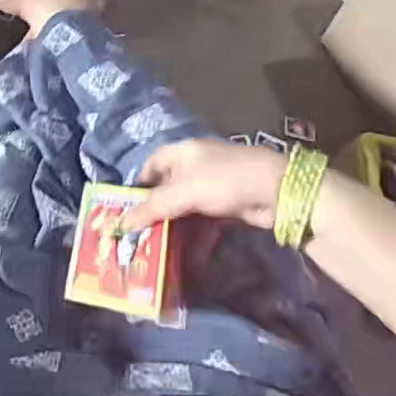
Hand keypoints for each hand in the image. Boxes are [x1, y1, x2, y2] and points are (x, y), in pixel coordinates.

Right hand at [123, 138, 286, 231]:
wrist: (275, 190)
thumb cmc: (224, 180)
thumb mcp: (183, 192)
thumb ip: (152, 207)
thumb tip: (121, 223)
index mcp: (182, 151)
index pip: (151, 164)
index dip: (138, 184)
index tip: (126, 208)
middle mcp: (195, 164)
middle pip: (166, 185)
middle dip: (153, 207)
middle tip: (137, 232)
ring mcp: (213, 183)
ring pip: (184, 203)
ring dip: (172, 221)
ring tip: (155, 243)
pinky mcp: (227, 202)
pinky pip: (201, 215)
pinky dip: (191, 228)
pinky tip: (181, 244)